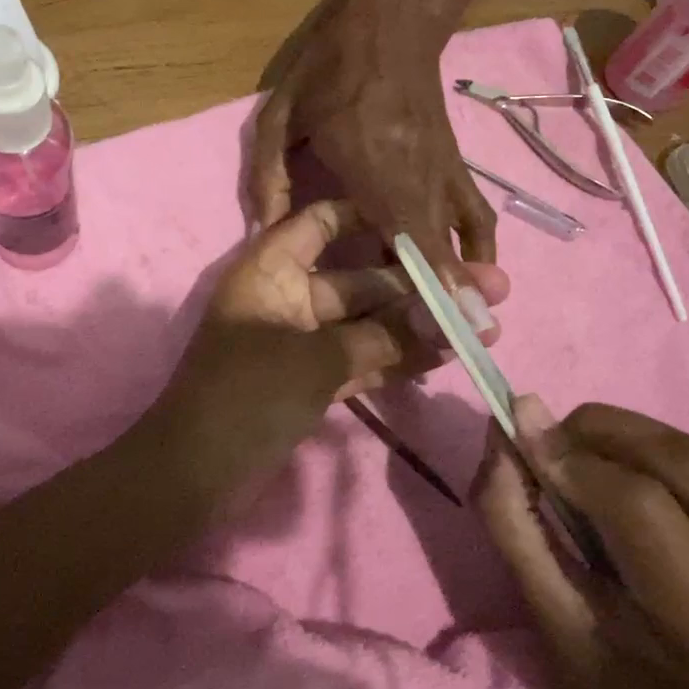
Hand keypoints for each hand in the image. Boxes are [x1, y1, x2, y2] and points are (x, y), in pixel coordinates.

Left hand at [146, 200, 509, 490]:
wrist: (195, 472)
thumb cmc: (247, 395)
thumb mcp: (316, 360)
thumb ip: (384, 338)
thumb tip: (450, 320)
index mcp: (270, 268)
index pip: (322, 223)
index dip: (372, 216)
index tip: (430, 219)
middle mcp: (286, 296)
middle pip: (358, 280)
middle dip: (418, 287)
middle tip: (493, 289)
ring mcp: (297, 341)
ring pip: (365, 325)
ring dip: (417, 327)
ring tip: (486, 327)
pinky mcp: (308, 380)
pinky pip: (358, 360)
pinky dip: (394, 361)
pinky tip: (447, 358)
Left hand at [249, 0, 499, 337]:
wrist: (389, 24)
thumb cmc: (329, 70)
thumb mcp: (281, 117)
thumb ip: (269, 175)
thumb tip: (262, 230)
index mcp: (373, 173)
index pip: (408, 242)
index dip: (426, 289)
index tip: (439, 331)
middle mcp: (419, 182)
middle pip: (440, 253)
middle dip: (449, 303)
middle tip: (458, 347)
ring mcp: (445, 174)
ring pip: (462, 240)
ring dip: (467, 283)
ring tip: (472, 328)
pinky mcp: (457, 165)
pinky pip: (477, 214)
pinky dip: (481, 247)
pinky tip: (479, 277)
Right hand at [474, 399, 688, 688]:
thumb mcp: (546, 616)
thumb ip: (515, 518)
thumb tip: (512, 420)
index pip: (647, 511)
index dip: (576, 460)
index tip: (520, 437)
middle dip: (608, 431)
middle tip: (550, 435)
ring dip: (633, 441)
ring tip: (580, 456)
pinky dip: (659, 468)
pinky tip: (625, 485)